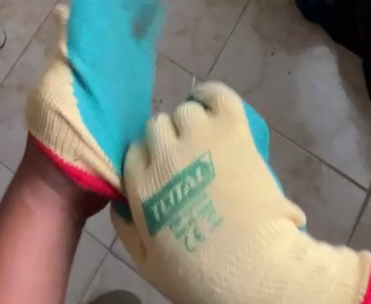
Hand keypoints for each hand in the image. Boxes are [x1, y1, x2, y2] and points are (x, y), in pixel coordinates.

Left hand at [23, 0, 170, 196]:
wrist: (73, 177)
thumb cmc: (63, 133)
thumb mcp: (59, 86)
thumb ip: (67, 49)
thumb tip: (66, 8)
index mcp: (85, 38)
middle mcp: (100, 40)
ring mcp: (116, 56)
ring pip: (130, 10)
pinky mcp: (132, 76)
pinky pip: (142, 38)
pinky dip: (149, 17)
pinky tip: (158, 0)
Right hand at [112, 83, 370, 303]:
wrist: (252, 273)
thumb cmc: (201, 276)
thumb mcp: (149, 264)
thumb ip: (127, 230)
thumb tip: (118, 205)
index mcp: (141, 184)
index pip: (135, 150)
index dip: (151, 160)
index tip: (166, 174)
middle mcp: (164, 152)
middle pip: (157, 127)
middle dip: (171, 142)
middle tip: (190, 161)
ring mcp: (198, 136)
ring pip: (185, 112)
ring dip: (193, 124)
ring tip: (207, 142)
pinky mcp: (231, 128)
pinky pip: (217, 94)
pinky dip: (211, 95)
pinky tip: (211, 104)